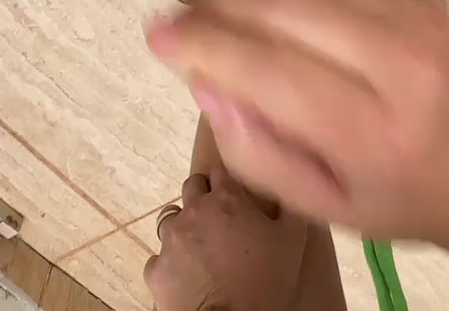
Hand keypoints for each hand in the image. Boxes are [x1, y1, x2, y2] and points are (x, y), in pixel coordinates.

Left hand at [143, 162, 307, 310]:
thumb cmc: (264, 279)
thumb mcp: (292, 238)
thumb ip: (289, 204)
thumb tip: (288, 183)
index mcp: (227, 198)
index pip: (220, 170)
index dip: (227, 181)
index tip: (236, 194)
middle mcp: (195, 211)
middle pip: (192, 186)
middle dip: (202, 196)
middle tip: (217, 217)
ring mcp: (171, 241)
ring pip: (170, 219)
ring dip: (183, 226)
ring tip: (198, 245)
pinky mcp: (156, 271)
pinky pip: (158, 258)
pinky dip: (169, 262)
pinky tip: (184, 274)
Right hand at [145, 0, 448, 244]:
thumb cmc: (391, 193)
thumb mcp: (317, 203)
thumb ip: (253, 148)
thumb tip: (203, 77)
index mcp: (375, 131)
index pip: (272, 71)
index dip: (206, 45)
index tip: (157, 32)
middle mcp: (402, 61)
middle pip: (286, 6)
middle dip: (220, 3)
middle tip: (184, 16)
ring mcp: (416, 13)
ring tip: (221, 11)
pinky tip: (277, 6)